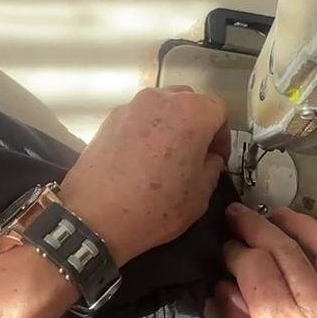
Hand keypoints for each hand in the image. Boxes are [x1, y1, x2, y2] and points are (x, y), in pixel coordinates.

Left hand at [61, 87, 230, 263]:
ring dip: (171, 126)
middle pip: (189, 101)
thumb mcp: (199, 195)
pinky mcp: (109, 120)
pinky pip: (138, 119)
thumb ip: (212, 168)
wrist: (94, 216)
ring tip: (167, 158)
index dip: (222, 136)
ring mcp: (131, 107)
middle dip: (197, 125)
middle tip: (196, 155)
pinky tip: (142, 161)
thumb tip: (208, 159)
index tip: (217, 156)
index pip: (218, 111)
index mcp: (190, 113)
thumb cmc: (151, 207)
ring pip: (162, 108)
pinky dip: (146, 132)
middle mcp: (160, 100)